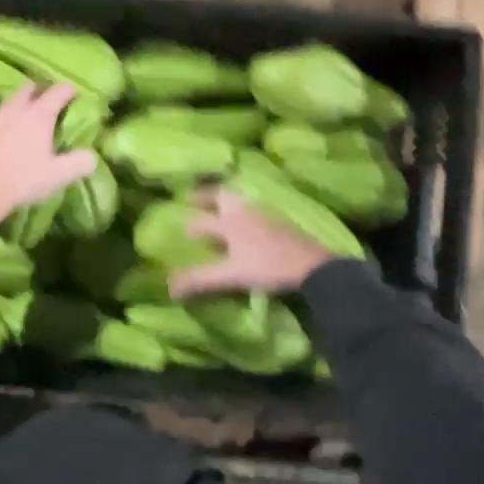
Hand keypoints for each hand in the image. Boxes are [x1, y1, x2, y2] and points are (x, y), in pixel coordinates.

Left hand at [0, 84, 97, 248]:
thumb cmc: (25, 179)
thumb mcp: (59, 175)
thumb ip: (80, 162)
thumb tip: (91, 156)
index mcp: (39, 114)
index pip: (58, 91)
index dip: (70, 90)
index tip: (76, 95)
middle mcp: (17, 109)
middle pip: (31, 87)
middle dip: (43, 90)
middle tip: (52, 102)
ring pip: (13, 99)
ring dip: (24, 101)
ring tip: (32, 115)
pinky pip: (0, 114)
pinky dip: (10, 116)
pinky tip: (12, 131)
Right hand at [167, 189, 335, 297]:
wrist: (315, 267)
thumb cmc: (268, 267)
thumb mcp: (230, 275)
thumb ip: (200, 280)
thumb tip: (169, 287)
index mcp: (229, 221)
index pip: (202, 220)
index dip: (190, 226)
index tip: (183, 230)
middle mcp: (245, 212)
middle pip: (223, 195)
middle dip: (207, 196)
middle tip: (195, 200)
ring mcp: (266, 216)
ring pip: (241, 202)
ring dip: (227, 204)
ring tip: (220, 214)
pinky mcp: (282, 224)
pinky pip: (256, 212)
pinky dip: (245, 215)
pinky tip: (248, 230)